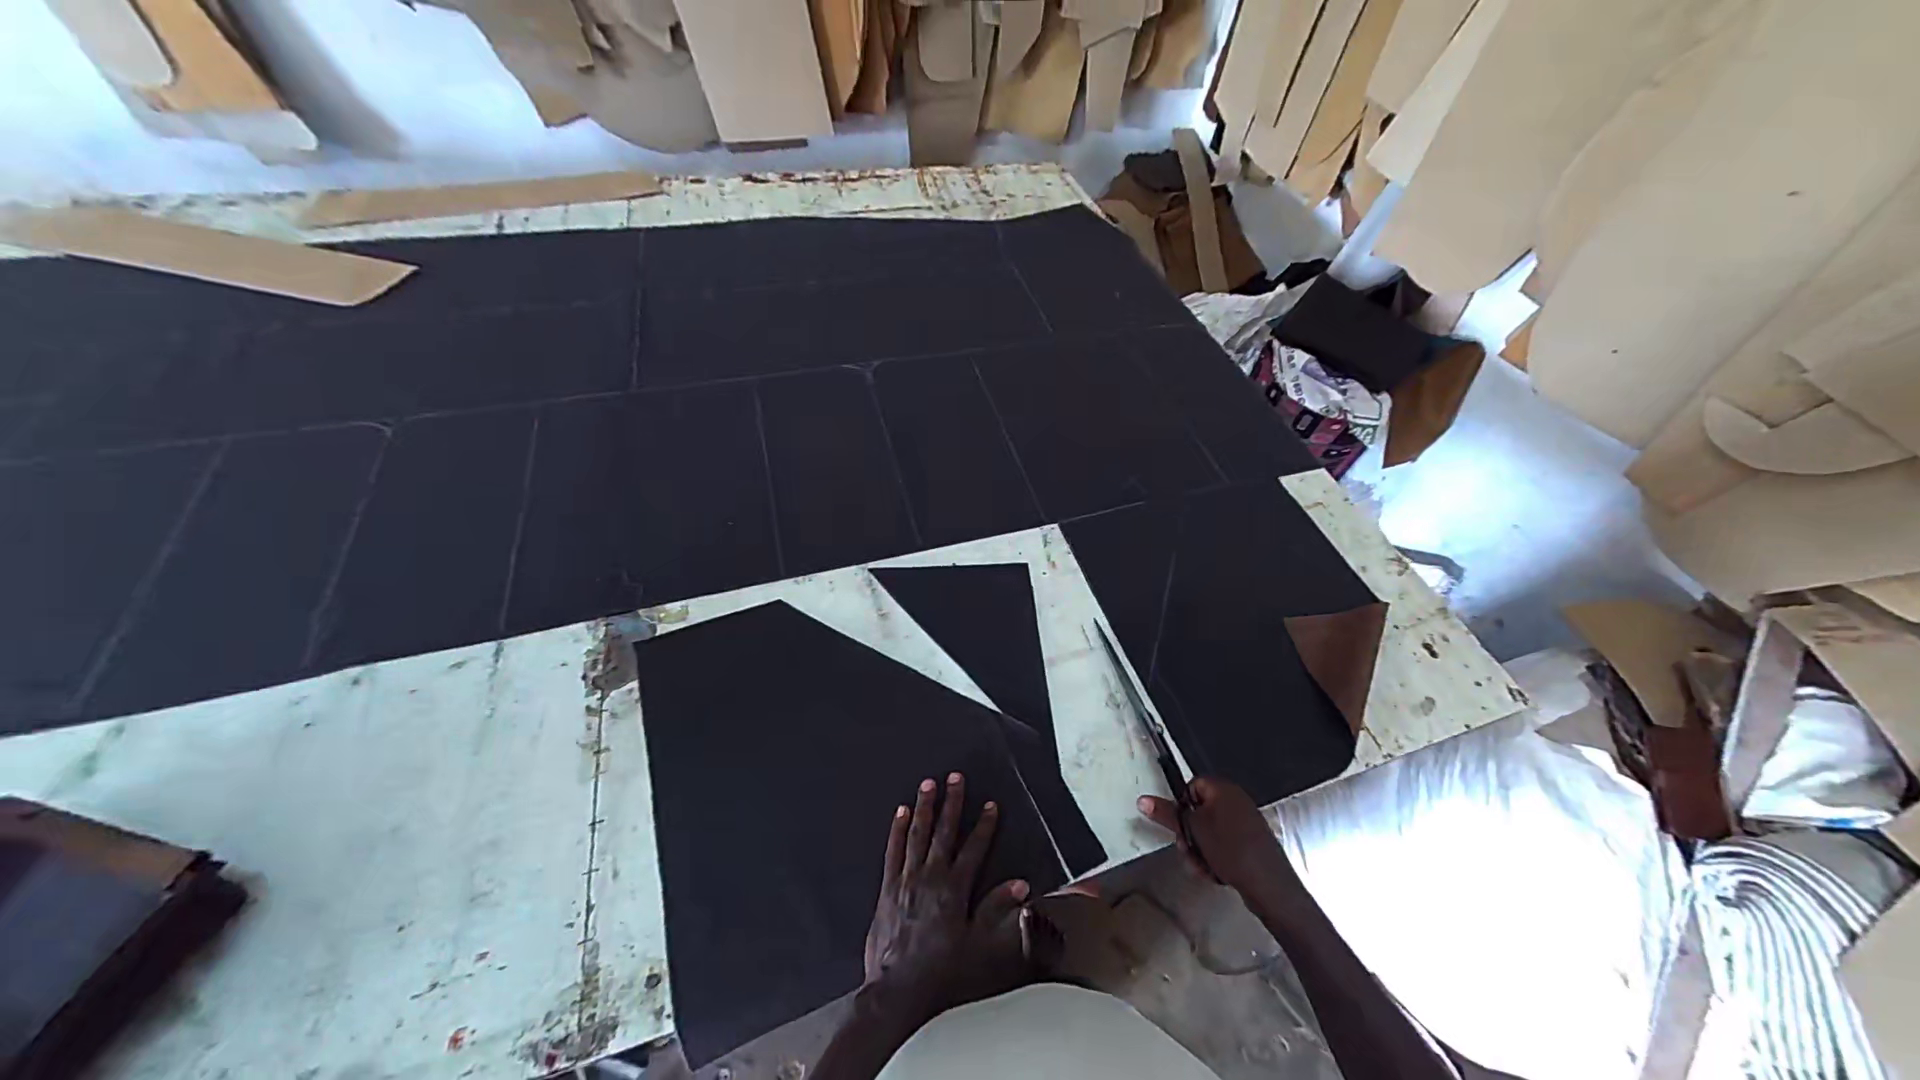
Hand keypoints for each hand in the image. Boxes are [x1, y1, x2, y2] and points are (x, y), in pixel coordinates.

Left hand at [862, 773, 1035, 1026]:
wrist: (897, 993)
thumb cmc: (942, 974)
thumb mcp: (980, 948)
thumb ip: (998, 912)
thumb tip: (1019, 886)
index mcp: (954, 889)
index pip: (974, 848)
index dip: (984, 825)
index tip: (990, 805)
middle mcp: (930, 878)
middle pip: (944, 832)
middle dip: (952, 802)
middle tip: (956, 777)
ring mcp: (906, 880)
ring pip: (917, 834)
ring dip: (925, 807)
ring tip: (928, 783)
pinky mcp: (887, 889)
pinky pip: (893, 851)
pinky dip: (897, 830)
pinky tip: (901, 812)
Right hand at [1137, 776, 1294, 895]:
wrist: (1269, 885)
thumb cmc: (1230, 849)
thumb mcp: (1193, 829)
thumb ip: (1167, 814)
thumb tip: (1143, 800)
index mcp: (1224, 789)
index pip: (1191, 786)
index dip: (1181, 806)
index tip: (1180, 825)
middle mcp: (1236, 801)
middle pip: (1198, 812)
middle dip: (1189, 834)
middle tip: (1188, 848)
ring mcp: (1246, 824)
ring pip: (1209, 833)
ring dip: (1199, 850)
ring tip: (1203, 865)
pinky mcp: (1251, 844)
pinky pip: (1223, 845)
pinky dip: (1215, 858)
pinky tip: (1216, 872)